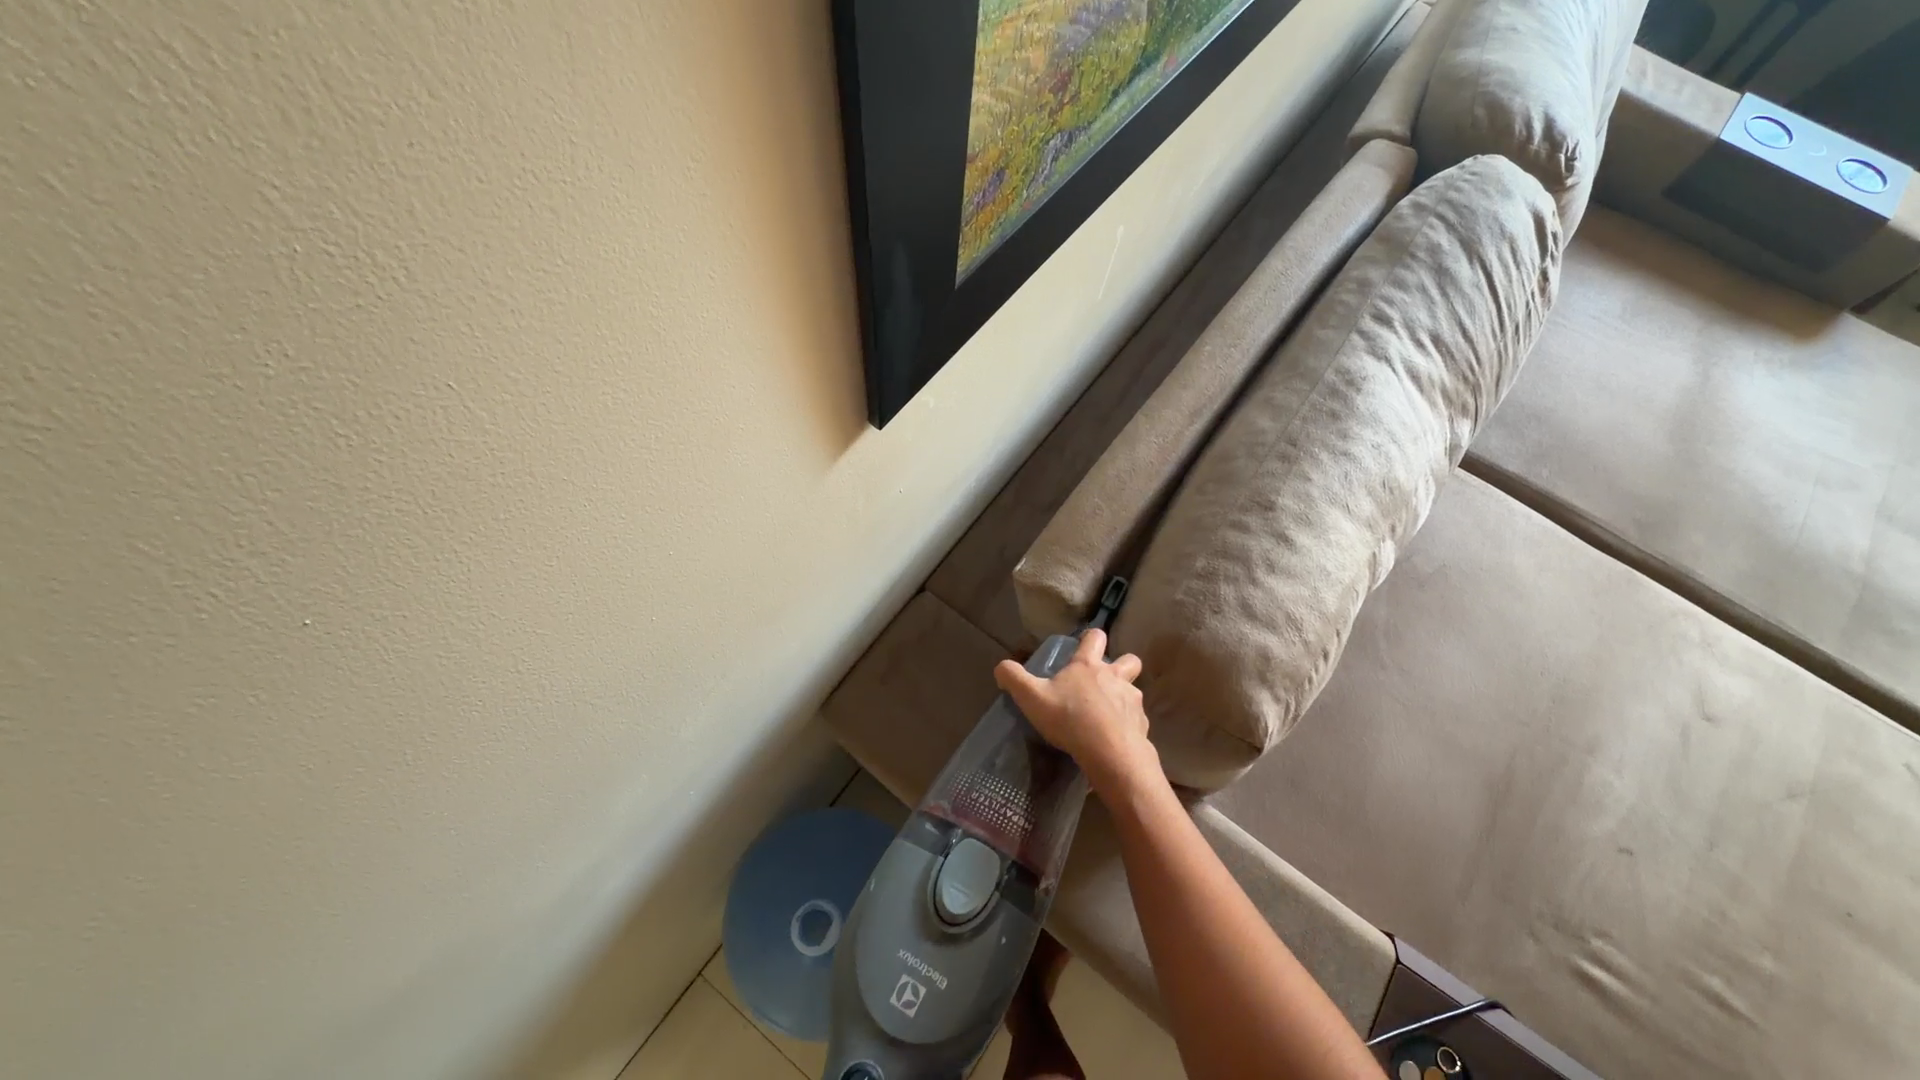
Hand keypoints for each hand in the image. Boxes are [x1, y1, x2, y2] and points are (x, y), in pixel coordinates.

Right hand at [995, 629, 1158, 795]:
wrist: (1109, 752)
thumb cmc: (1069, 718)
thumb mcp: (1031, 697)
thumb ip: (1013, 678)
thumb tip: (1001, 667)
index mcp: (1088, 666)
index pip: (1095, 637)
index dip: (1090, 638)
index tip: (1084, 645)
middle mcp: (1115, 677)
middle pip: (1129, 660)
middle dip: (1121, 665)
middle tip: (1104, 680)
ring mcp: (1132, 700)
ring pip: (1133, 691)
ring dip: (1123, 698)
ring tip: (1106, 715)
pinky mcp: (1142, 724)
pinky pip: (1136, 720)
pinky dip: (1127, 725)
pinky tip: (1113, 738)